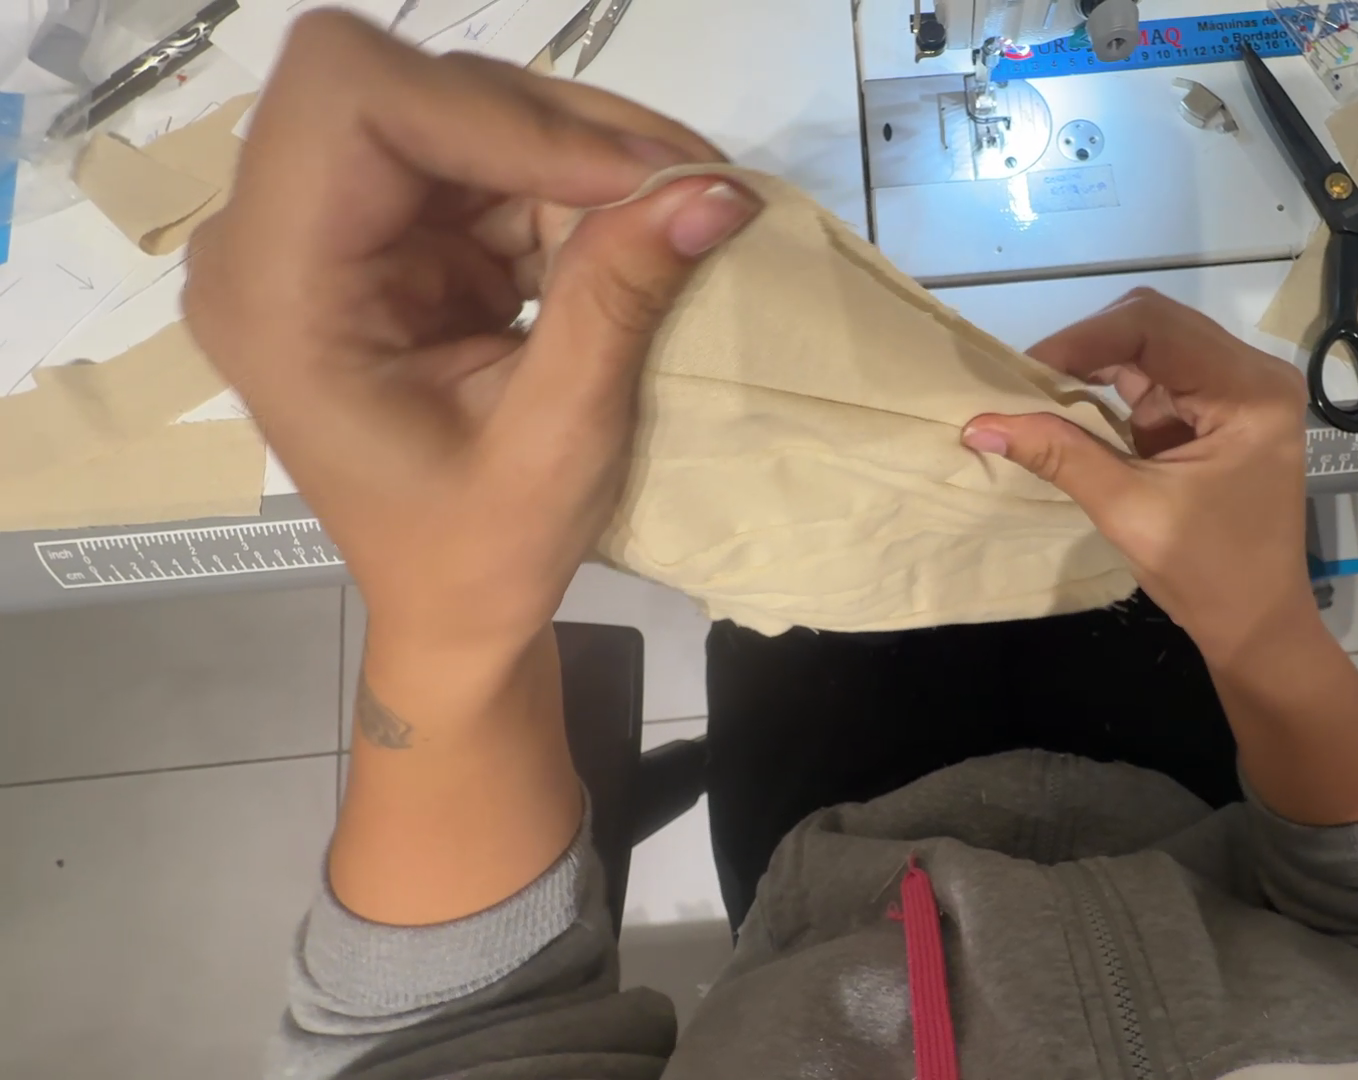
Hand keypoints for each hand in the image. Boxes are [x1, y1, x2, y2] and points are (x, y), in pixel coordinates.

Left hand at [184, 13, 758, 678]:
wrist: (463, 605)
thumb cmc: (490, 549)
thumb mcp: (564, 434)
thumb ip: (621, 300)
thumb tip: (716, 193)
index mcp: (281, 287)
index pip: (358, 105)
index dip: (508, 119)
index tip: (646, 183)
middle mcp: (291, 235)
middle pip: (421, 97)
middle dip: (569, 132)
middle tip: (695, 180)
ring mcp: (353, 238)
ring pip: (475, 126)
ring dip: (592, 161)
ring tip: (691, 203)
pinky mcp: (412, 253)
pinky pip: (502, 182)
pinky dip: (587, 200)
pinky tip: (648, 236)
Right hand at [963, 289, 1316, 663]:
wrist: (1254, 620)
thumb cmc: (1206, 573)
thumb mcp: (1128, 510)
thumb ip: (1059, 455)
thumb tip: (979, 424)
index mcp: (1247, 390)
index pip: (1154, 328)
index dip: (1081, 340)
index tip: (1023, 373)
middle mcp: (1248, 374)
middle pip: (1154, 327)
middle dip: (1084, 349)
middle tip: (1026, 381)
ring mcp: (1233, 390)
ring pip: (1150, 349)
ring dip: (1092, 368)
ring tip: (1039, 393)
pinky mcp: (1214, 411)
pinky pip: (1154, 380)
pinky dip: (1109, 393)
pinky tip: (1071, 408)